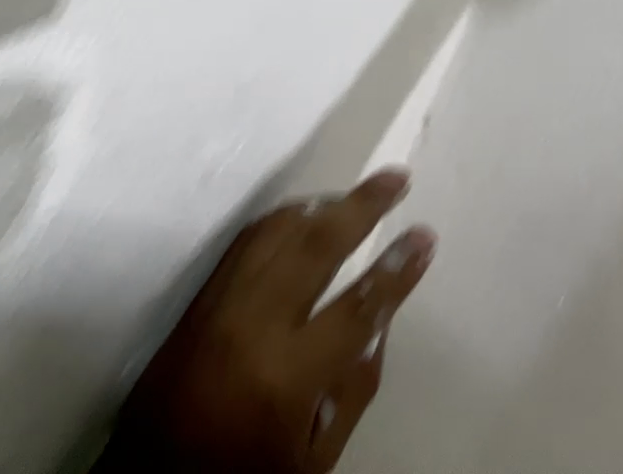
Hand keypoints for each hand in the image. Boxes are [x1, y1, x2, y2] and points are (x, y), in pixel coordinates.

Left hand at [96, 170, 435, 473]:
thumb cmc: (245, 472)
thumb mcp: (314, 456)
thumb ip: (352, 389)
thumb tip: (381, 318)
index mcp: (287, 374)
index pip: (356, 306)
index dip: (396, 269)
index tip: (424, 235)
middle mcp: (252, 324)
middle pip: (314, 245)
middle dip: (361, 206)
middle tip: (395, 178)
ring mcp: (219, 303)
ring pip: (275, 231)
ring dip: (320, 204)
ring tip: (356, 193)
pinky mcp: (198, 297)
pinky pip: (244, 242)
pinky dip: (280, 219)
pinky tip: (304, 214)